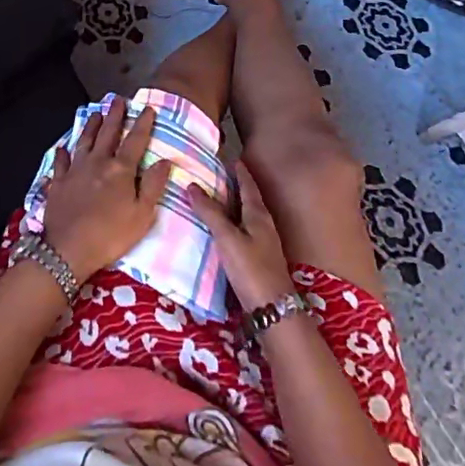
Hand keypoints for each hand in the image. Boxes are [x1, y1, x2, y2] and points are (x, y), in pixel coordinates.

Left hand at [41, 96, 172, 279]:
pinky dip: (62, 153)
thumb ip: (153, 185)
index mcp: (121, 169)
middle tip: (117, 99)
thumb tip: (164, 160)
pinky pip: (61, 163)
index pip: (135, 140)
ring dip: (90, 126)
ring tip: (94, 112)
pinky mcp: (58, 183)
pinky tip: (62, 147)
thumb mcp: (142, 214)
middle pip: (108, 133)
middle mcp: (98, 162)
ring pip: (84, 141)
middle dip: (114, 115)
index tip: (147, 108)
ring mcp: (75, 171)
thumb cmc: (110, 235)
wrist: (67, 251)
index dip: (143, 123)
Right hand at [190, 161, 296, 311]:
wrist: (272, 308)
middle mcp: (263, 224)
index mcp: (258, 213)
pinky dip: (234, 224)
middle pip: (249, 198)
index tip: (232, 157)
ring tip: (218, 199)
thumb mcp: (227, 237)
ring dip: (234, 205)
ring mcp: (264, 242)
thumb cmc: (251, 268)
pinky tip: (224, 232)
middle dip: (236, 186)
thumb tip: (192, 185)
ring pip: (247, 215)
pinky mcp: (260, 258)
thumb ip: (211, 213)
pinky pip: (245, 231)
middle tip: (219, 175)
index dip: (240, 171)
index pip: (248, 185)